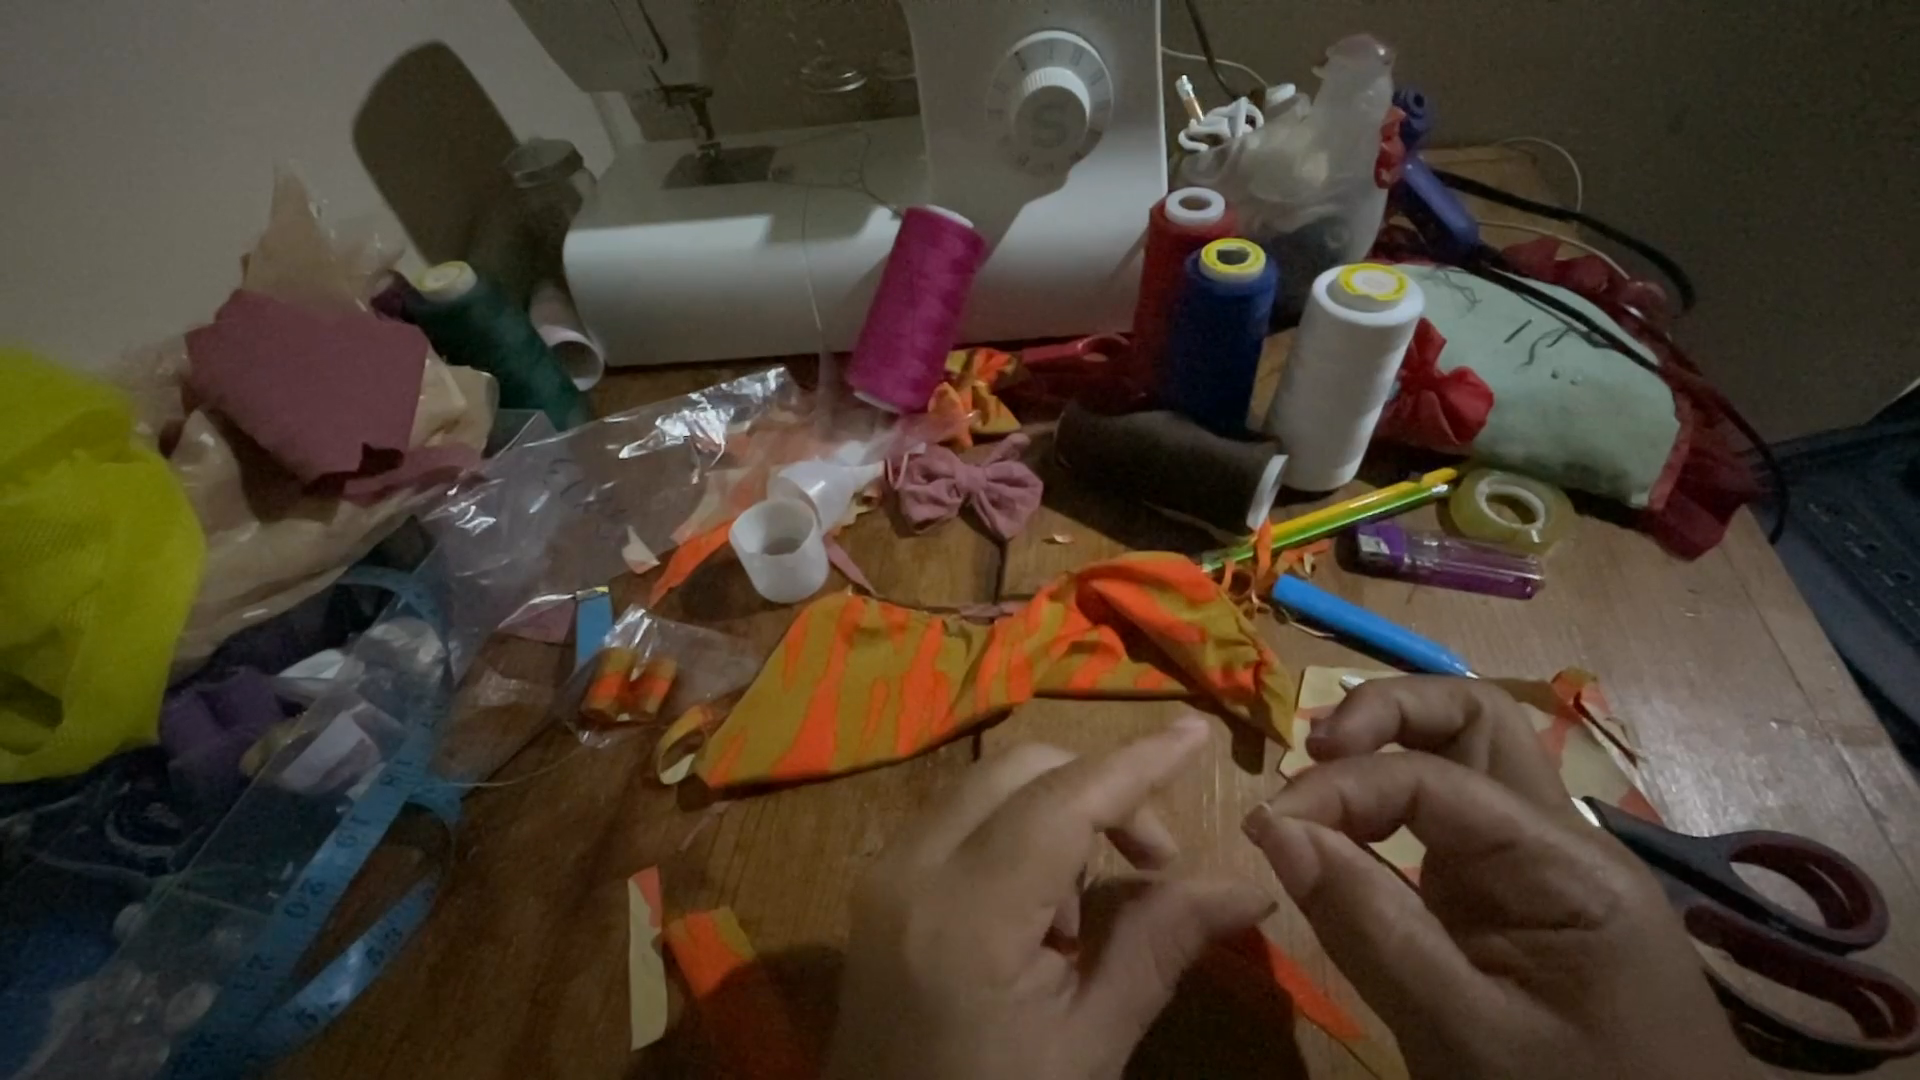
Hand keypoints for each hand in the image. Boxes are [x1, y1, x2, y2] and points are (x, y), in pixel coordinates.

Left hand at [825, 715, 1273, 1079]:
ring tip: (1081, 910)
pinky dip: (1015, 827)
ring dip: (1057, 808)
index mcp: (968, 917)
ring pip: (990, 782)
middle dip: (1099, 789)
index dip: (1136, 762)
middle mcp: (913, 865)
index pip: (1064, 802)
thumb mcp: (1089, 1045)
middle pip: (1022, 768)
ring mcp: (886, 864)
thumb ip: (1160, 944)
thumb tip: (1247, 886)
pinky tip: (1035, 904)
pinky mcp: (879, 873)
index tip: (1195, 732)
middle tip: (1153, 859)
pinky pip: (961, 812)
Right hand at [1243, 677, 1753, 1079]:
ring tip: (1316, 779)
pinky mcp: (1500, 884)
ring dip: (1381, 742)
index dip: (1339, 788)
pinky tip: (1341, 828)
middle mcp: (1554, 837)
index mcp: (1566, 866)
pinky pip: (1438, 807)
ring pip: (1458, 746)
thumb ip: (1370, 928)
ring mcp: (1529, 856)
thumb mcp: (1467, 1036)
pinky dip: (1380, 797)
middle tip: (1313, 749)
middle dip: (1382, 713)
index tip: (1267, 829)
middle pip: (1471, 715)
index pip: (1432, 777)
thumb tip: (1274, 830)